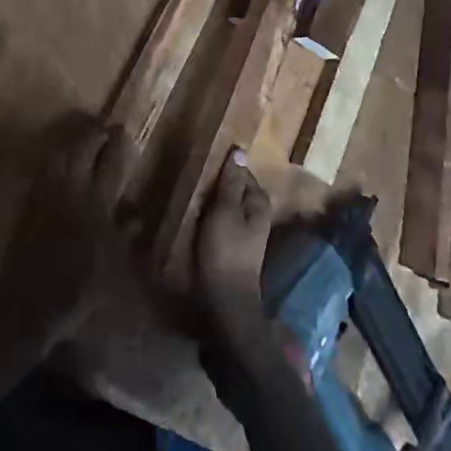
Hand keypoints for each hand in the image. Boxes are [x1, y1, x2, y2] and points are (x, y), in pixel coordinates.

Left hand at [0, 118, 129, 345]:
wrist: (31, 303)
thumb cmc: (81, 284)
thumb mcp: (117, 263)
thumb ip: (127, 233)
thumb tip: (137, 212)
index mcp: (96, 201)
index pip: (110, 161)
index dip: (117, 142)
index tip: (122, 129)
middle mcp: (71, 190)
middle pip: (81, 150)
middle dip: (93, 136)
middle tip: (103, 130)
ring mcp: (46, 196)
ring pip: (59, 157)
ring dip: (71, 145)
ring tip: (81, 142)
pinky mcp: (28, 207)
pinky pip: (43, 173)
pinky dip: (54, 163)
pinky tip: (58, 165)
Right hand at [196, 147, 272, 335]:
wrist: (226, 299)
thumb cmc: (226, 250)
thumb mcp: (225, 210)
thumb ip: (231, 181)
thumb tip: (240, 151)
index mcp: (259, 201)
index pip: (242, 172)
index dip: (224, 167)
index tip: (203, 163)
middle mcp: (257, 213)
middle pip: (235, 188)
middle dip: (217, 184)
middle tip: (194, 178)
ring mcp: (247, 230)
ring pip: (228, 205)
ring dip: (212, 200)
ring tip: (191, 195)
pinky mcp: (235, 245)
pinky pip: (222, 221)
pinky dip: (211, 216)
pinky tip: (196, 217)